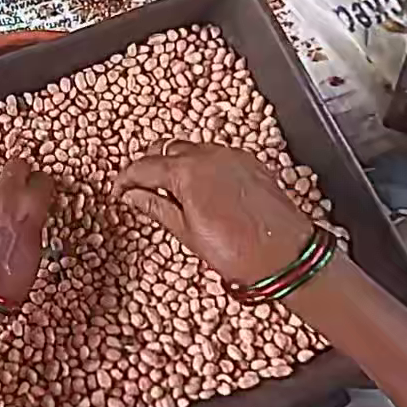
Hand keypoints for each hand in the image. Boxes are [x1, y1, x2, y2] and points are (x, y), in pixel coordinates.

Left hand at [0, 158, 55, 303]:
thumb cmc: (12, 276)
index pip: (42, 179)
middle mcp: (4, 195)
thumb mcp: (37, 244)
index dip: (40, 186)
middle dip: (20, 175)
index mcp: (30, 206)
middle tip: (18, 187)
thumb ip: (35, 216)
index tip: (38, 191)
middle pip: (16, 165)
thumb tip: (33, 204)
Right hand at [115, 141, 319, 286]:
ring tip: (171, 193)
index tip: (119, 192)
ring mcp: (231, 156)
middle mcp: (208, 155)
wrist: (287, 256)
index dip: (125, 179)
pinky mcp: (249, 163)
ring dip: (174, 165)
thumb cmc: (237, 251)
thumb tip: (132, 196)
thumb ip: (156, 207)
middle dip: (149, 168)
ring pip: (190, 149)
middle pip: (165, 150)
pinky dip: (200, 166)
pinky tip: (199, 190)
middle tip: (141, 192)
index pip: (143, 167)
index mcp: (186, 172)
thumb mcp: (186, 232)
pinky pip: (214, 155)